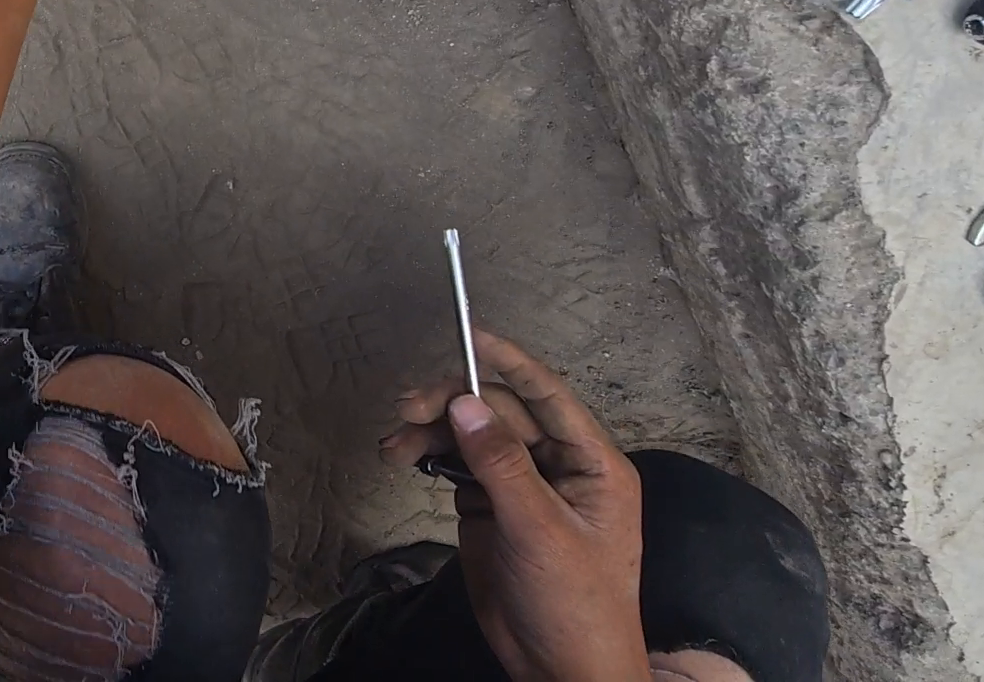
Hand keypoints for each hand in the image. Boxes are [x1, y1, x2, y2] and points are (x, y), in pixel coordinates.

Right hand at [381, 332, 650, 681]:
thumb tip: (463, 403)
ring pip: (468, 431)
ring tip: (393, 446)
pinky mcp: (488, 499)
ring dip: (428, 431)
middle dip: (449, 405)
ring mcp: (519, 480)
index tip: (468, 335)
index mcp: (590, 463)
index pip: (546, 394)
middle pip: (496, 409)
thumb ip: (501, 464)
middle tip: (406, 410)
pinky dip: (426, 453)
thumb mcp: (540, 531)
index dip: (508, 360)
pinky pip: (453, 457)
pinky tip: (402, 458)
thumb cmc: (573, 603)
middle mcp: (554, 462)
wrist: (558, 670)